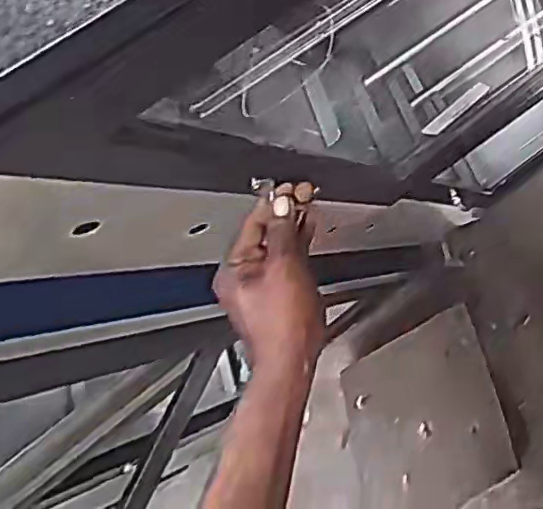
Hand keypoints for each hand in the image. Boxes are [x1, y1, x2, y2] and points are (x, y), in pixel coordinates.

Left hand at [215, 182, 324, 374]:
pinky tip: (308, 226)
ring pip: (278, 241)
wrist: (293, 354)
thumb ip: (282, 230)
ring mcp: (262, 280)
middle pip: (265, 231)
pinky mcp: (280, 285)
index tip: (289, 187)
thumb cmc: (282, 321)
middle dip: (285, 210)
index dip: (272, 202)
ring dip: (294, 221)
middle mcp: (244, 274)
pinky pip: (288, 253)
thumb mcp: (283, 265)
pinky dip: (298, 238)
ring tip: (308, 202)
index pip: (253, 223)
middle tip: (302, 192)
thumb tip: (282, 203)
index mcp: (234, 269)